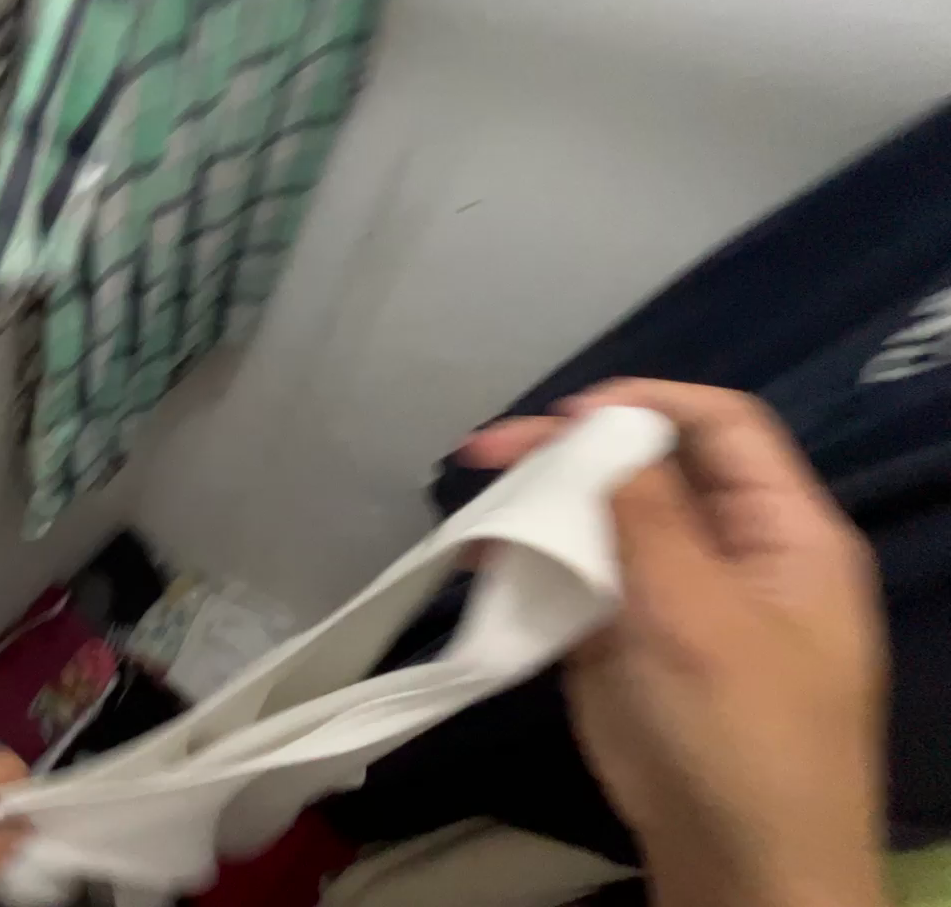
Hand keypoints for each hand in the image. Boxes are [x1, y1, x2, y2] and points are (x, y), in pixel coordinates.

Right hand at [462, 380, 887, 906]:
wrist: (724, 847)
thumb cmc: (734, 728)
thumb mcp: (695, 612)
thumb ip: (647, 514)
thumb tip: (599, 427)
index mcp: (778, 532)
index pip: (720, 426)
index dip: (643, 405)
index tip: (562, 420)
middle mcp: (722, 543)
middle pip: (641, 463)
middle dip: (562, 450)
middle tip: (483, 452)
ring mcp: (665, 581)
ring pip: (595, 509)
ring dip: (534, 500)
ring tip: (474, 502)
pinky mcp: (617, 615)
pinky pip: (569, 561)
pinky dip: (522, 550)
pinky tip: (477, 554)